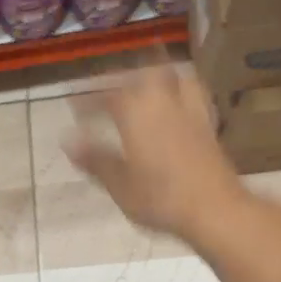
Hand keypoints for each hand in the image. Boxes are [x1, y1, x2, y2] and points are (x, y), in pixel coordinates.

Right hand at [65, 65, 250, 240]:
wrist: (213, 208)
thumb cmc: (160, 199)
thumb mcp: (120, 185)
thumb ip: (95, 159)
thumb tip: (68, 140)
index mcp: (135, 113)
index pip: (106, 97)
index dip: (87, 100)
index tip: (72, 102)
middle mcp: (162, 100)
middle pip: (140, 74)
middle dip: (121, 78)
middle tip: (109, 88)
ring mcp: (189, 108)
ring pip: (170, 75)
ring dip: (154, 73)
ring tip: (144, 82)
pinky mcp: (208, 122)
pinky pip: (193, 91)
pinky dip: (181, 87)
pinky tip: (178, 98)